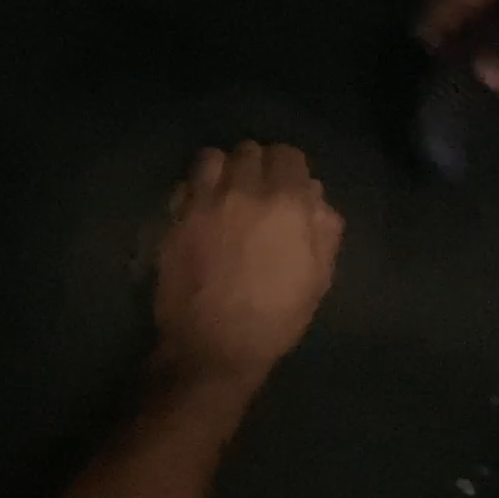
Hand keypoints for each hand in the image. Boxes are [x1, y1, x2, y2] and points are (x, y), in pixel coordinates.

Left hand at [154, 142, 344, 382]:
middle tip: (259, 192)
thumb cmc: (275, 318)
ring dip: (223, 170)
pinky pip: (185, 184)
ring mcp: (203, 202)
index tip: (290, 188)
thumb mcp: (318, 279)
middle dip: (258, 166)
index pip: (289, 155)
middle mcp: (243, 191)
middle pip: (250, 150)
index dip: (291, 170)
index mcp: (285, 203)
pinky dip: (195, 190)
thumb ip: (324, 230)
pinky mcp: (174, 219)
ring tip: (226, 194)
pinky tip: (200, 212)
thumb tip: (315, 197)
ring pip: (213, 157)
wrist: (213, 346)